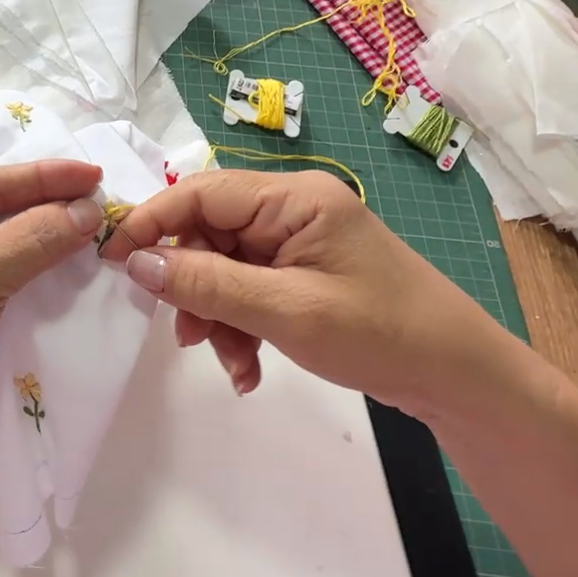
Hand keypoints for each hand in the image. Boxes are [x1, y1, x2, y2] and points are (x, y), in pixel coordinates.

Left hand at [0, 161, 104, 442]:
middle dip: (50, 204)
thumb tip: (88, 210)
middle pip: (0, 205)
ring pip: (9, 239)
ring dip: (51, 236)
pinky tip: (75, 261)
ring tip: (99, 226)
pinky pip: (10, 271)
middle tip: (104, 198)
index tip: (95, 173)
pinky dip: (42, 267)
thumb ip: (33, 237)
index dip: (44, 176)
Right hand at [103, 170, 516, 418]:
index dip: (151, 222)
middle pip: (207, 232)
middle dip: (191, 285)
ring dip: (214, 313)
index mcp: (292, 198)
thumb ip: (206, 284)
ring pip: (222, 266)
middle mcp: (289, 209)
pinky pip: (247, 288)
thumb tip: (134, 263)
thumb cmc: (382, 334)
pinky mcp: (301, 272)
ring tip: (228, 360)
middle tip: (185, 333)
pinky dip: (238, 324)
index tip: (112, 258)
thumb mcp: (286, 312)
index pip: (199, 193)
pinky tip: (247, 367)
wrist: (465, 383)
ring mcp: (296, 241)